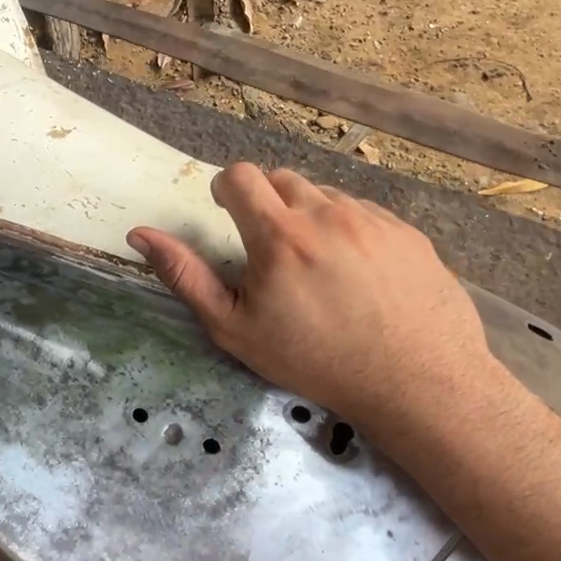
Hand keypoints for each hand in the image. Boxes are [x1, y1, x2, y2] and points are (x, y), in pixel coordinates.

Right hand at [127, 163, 497, 423]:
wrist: (420, 384)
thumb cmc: (314, 359)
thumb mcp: (232, 326)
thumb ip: (184, 275)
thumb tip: (139, 234)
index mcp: (279, 236)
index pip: (241, 176)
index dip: (224, 188)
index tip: (225, 212)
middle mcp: (328, 216)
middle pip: (281, 179)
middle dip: (264, 201)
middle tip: (266, 245)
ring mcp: (375, 222)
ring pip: (325, 195)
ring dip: (306, 214)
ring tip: (312, 261)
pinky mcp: (411, 235)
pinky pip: (365, 213)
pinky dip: (347, 229)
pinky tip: (352, 271)